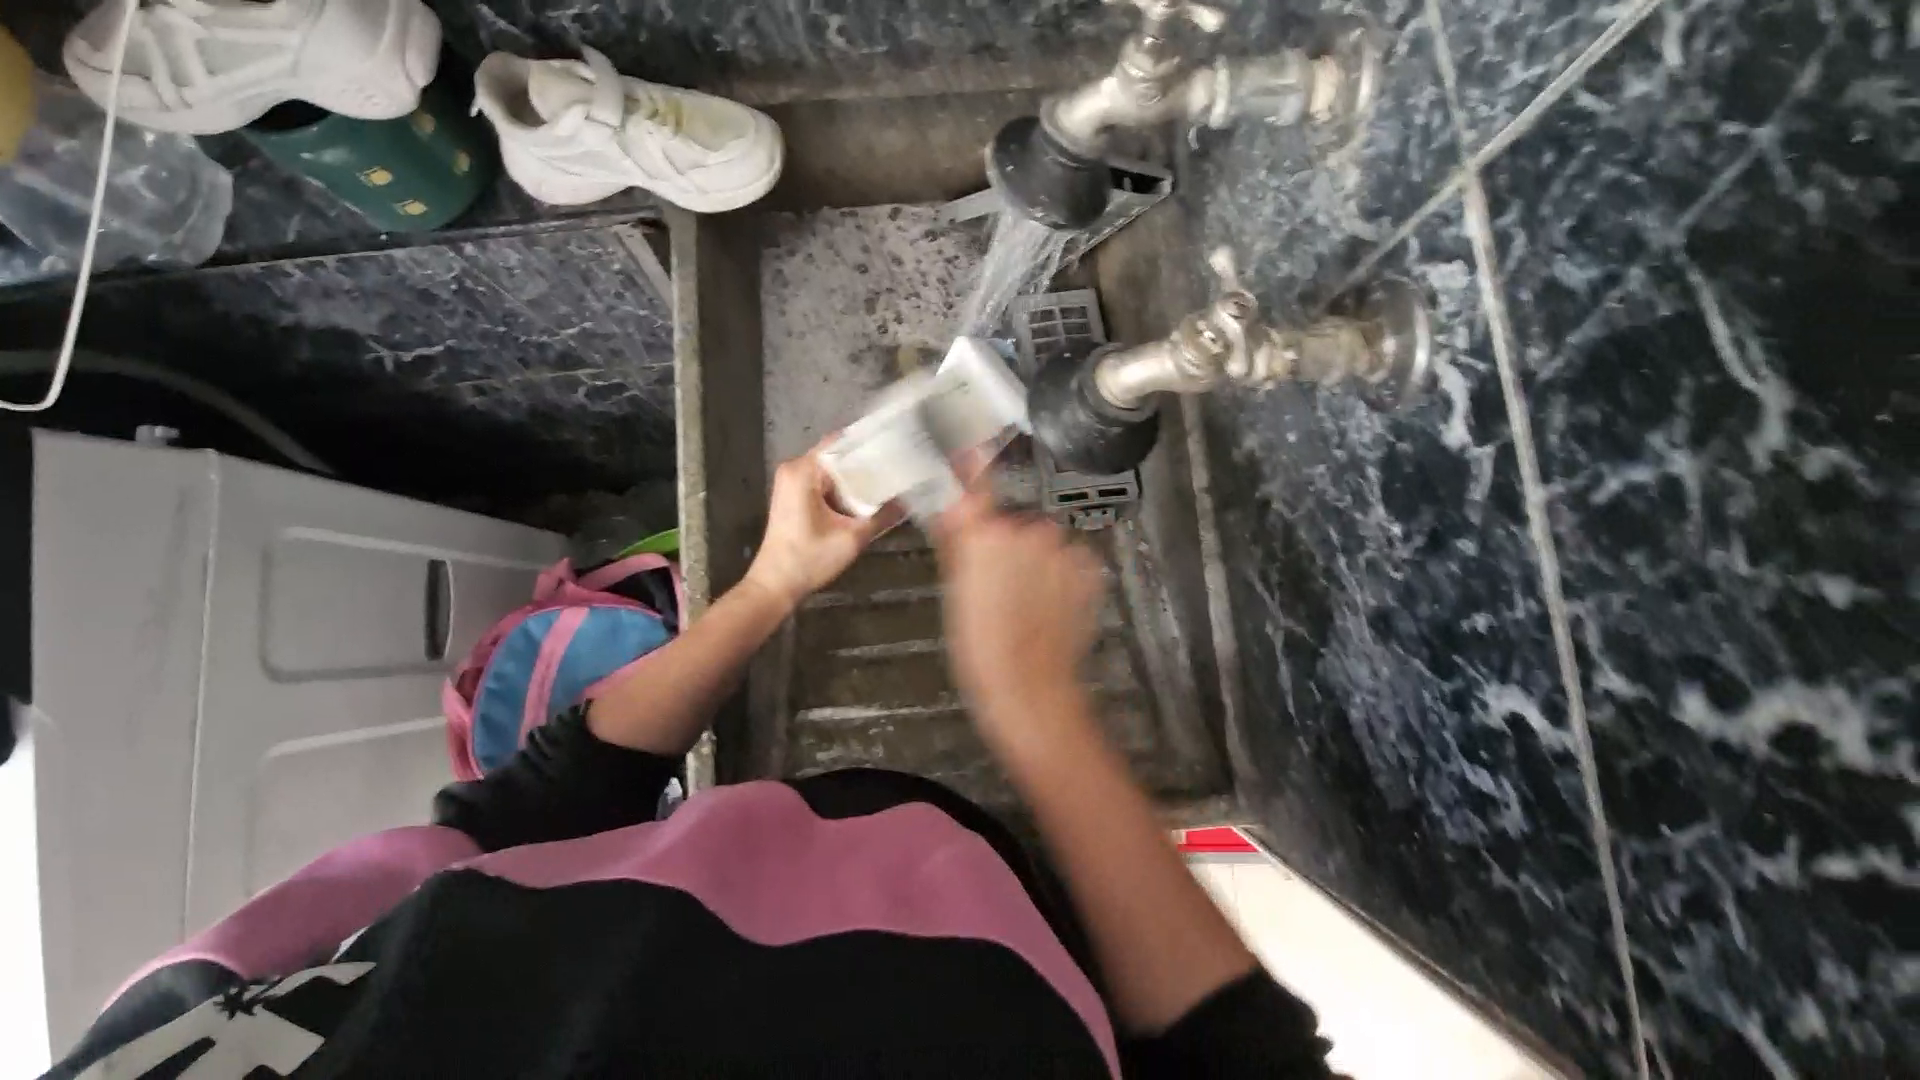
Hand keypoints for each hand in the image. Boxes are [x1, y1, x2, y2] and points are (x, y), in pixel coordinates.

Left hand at [743, 441, 898, 609]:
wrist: (776, 584)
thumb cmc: (809, 559)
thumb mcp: (852, 538)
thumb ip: (882, 517)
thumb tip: (907, 502)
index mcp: (803, 471)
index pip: (841, 443)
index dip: (869, 445)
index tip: (895, 449)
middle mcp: (794, 469)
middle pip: (837, 456)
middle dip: (865, 464)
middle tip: (897, 469)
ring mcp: (791, 482)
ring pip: (832, 471)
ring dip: (855, 479)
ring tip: (888, 482)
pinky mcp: (793, 496)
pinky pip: (824, 483)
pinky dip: (842, 490)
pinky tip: (866, 498)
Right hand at [932, 486, 1104, 724]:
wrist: (1029, 688)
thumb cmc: (982, 649)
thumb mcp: (956, 591)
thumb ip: (956, 538)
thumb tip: (951, 502)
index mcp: (984, 535)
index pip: (977, 484)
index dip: (974, 465)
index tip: (971, 448)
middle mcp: (1026, 531)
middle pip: (1014, 523)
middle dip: (1007, 543)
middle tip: (998, 582)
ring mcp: (1062, 549)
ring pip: (1044, 542)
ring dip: (1037, 560)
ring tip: (1025, 601)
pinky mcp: (1088, 568)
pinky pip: (1071, 560)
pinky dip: (1063, 574)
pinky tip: (1049, 604)